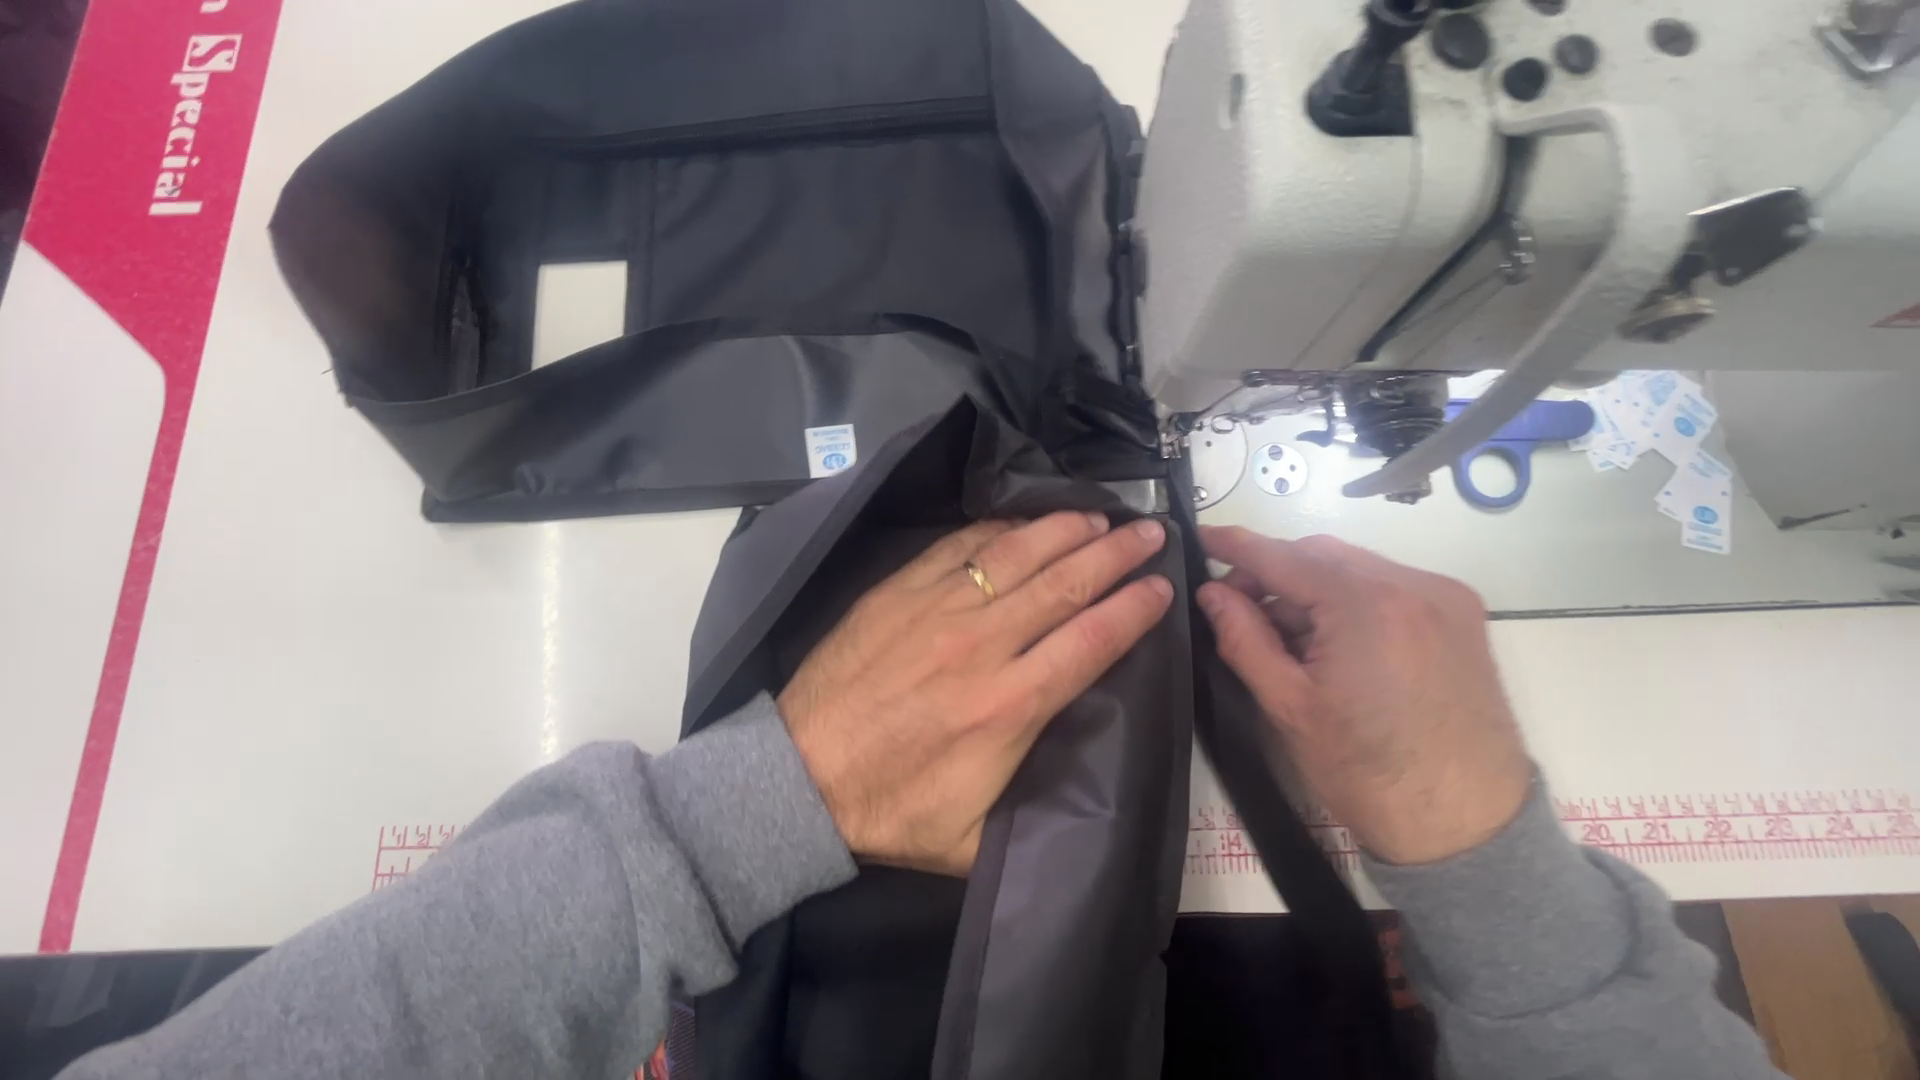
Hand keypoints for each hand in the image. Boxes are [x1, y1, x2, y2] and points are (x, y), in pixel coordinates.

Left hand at [779, 511, 1173, 875]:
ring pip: (1017, 554)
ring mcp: (937, 610)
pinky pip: (960, 546)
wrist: (800, 776)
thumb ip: (1034, 812)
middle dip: (1116, 554)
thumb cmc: (890, 809)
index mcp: (1008, 706)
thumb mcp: (973, 841)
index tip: (1161, 588)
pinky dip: (999, 529)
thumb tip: (1080, 778)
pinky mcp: (899, 591)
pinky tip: (1025, 521)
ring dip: (1065, 530)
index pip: (1091, 641)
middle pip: (1065, 585)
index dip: (1134, 610)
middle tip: (1151, 532)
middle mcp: (981, 647)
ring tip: (1100, 517)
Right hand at [1196, 526, 1531, 864]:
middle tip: (1236, 608)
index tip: (1200, 537)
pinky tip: (1331, 641)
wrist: (1464, 825)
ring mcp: (1445, 598)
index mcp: (1367, 605)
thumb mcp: (1288, 704)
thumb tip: (1212, 593)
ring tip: (1285, 636)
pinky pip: (1388, 587)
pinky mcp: (1462, 616)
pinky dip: (1349, 600)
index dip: (1236, 545)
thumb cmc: (1365, 771)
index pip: (1285, 557)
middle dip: (1273, 573)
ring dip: (1311, 589)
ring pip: (1355, 568)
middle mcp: (1414, 585)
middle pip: (1322, 554)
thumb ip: (1243, 637)